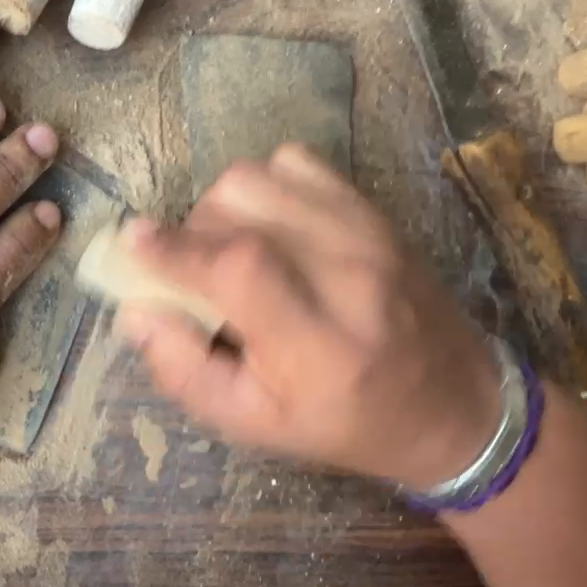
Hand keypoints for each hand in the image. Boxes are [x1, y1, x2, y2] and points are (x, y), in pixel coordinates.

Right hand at [115, 144, 501, 489]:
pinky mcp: (374, 211)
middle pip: (237, 208)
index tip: (131, 240)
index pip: (239, 268)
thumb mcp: (251, 424)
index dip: (175, 248)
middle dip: (190, 235)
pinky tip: (264, 224)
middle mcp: (347, 275)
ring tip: (226, 247)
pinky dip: (261, 186)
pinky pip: (292, 163)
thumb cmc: (341, 422)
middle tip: (192, 274)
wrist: (455, 405)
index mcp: (318, 344)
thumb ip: (183, 371)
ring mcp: (367, 233)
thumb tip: (135, 309)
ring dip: (219, 209)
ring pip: (256, 177)